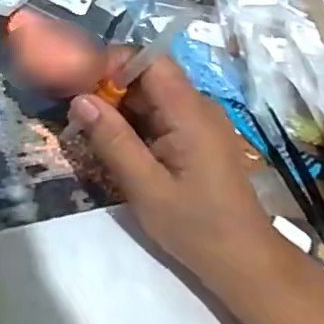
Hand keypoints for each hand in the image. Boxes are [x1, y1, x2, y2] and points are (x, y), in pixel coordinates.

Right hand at [70, 58, 276, 284]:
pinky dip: (133, 123)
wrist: (246, 263)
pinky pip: (159, 115)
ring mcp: (199, 122)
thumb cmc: (197, 227)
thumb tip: (79, 99)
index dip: (113, 62)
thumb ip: (112, 140)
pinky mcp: (196, 138)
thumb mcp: (146, 187)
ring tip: (87, 129)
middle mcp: (197, 107)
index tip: (80, 85)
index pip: (150, 60)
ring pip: (150, 95)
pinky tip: (114, 145)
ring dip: (118, 107)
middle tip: (77, 113)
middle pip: (148, 76)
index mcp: (189, 112)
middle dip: (109, 87)